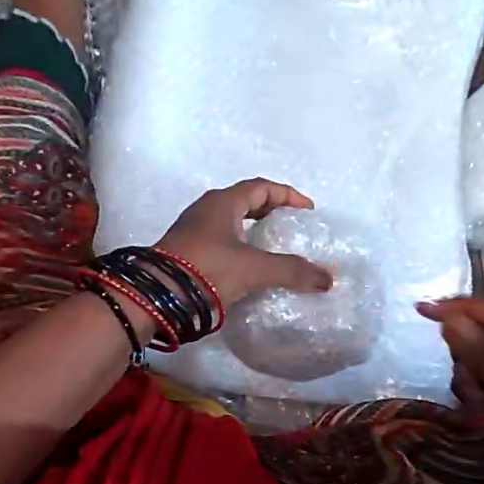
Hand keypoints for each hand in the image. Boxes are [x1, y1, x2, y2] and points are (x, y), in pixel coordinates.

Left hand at [155, 179, 333, 306]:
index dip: (287, 195)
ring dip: (252, 232)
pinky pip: (219, 243)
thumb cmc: (205, 269)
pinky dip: (238, 249)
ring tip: (272, 249)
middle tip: (291, 227)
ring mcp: (191, 232)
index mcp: (223, 202)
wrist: (156, 296)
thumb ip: (291, 271)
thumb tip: (327, 279)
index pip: (261, 187)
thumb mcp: (253, 268)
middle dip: (270, 212)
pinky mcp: (184, 254)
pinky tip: (246, 269)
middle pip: (244, 202)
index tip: (307, 210)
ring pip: (229, 224)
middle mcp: (205, 211)